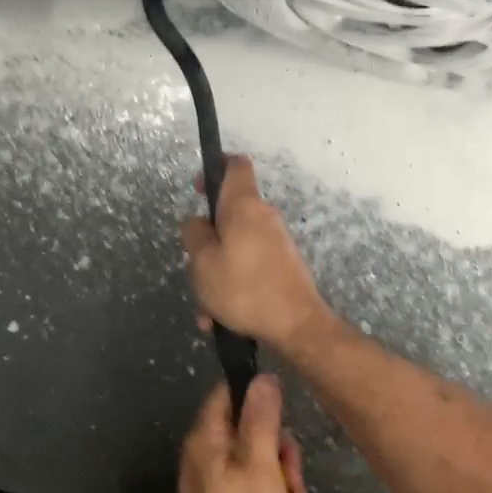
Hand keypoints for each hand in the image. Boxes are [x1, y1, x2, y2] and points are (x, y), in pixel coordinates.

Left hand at [180, 376, 311, 492]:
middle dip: (284, 465)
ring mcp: (217, 492)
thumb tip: (263, 376)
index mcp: (206, 440)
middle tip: (292, 486)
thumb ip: (262, 418)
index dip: (260, 402)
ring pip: (265, 475)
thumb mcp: (260, 465)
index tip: (283, 422)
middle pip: (255, 439)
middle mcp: (207, 460)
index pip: (229, 394)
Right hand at [182, 156, 329, 349]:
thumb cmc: (245, 288)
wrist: (297, 327)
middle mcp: (263, 217)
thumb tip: (199, 223)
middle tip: (194, 267)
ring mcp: (275, 242)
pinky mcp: (281, 265)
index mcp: (244, 206)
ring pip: (234, 248)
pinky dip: (232, 287)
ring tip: (206, 311)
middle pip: (228, 215)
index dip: (215, 167)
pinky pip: (247, 267)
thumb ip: (194, 235)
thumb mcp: (203, 262)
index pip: (235, 165)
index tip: (198, 188)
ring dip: (216, 274)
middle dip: (207, 241)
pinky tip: (220, 319)